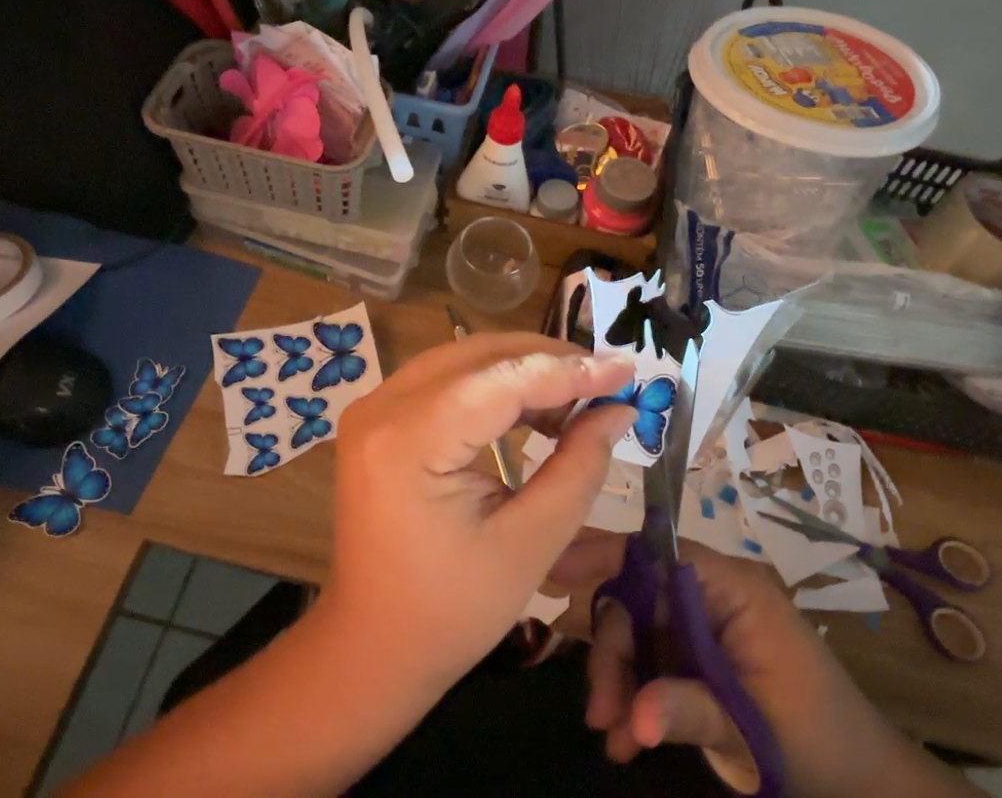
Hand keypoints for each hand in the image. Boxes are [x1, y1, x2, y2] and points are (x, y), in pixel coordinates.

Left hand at [318, 333, 637, 689]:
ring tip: (581, 399)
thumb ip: (578, 468)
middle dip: (549, 362)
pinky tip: (536, 411)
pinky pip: (445, 382)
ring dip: (524, 371)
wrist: (375, 645)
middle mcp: (380, 410)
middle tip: (610, 381)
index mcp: (407, 443)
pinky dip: (494, 387)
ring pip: (463, 362)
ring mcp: (372, 411)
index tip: (628, 369)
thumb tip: (618, 410)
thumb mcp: (529, 543)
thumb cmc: (452, 610)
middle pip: (478, 358)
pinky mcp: (379, 421)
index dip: (569, 371)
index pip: (500, 382)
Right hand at [553, 535, 978, 797]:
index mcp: (735, 590)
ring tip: (614, 737)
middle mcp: (715, 595)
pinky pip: (651, 658)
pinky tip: (627, 738)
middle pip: (637, 596)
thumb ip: (692, 712)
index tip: (552, 569)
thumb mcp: (753, 729)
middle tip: (599, 712)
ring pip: (636, 630)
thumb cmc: (817, 742)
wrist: (860, 782)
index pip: (656, 553)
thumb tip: (633, 717)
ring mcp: (705, 624)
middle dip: (612, 652)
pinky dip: (634, 694)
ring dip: (619, 681)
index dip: (602, 553)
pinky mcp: (699, 655)